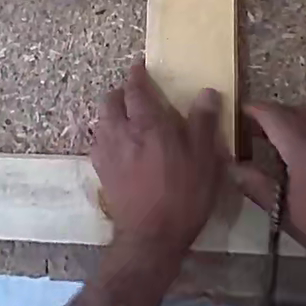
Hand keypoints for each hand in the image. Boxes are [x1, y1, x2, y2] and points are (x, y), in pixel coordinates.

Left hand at [89, 62, 223, 261]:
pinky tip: (118, 144)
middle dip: (119, 92)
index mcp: (148, 124)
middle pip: (110, 102)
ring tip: (125, 116)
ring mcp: (108, 155)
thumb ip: (203, 122)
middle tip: (134, 92)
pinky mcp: (102, 174)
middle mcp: (122, 134)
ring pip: (101, 122)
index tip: (139, 66)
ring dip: (111, 113)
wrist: (151, 239)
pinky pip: (98, 143)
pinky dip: (106, 135)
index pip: (135, 90)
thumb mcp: (204, 157)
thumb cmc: (183, 194)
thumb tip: (206, 92)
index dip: (136, 76)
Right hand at [233, 101, 305, 277]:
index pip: (274, 115)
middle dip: (275, 116)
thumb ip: (260, 187)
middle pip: (295, 109)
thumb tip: (234, 168)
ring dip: (299, 117)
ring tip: (288, 138)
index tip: (241, 113)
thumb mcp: (290, 216)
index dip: (254, 110)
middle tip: (259, 132)